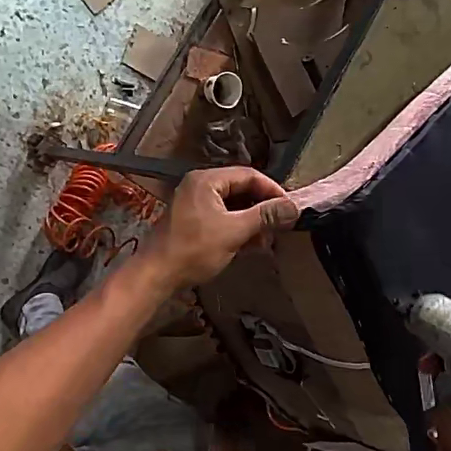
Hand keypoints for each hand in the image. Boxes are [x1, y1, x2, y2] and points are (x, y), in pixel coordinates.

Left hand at [138, 167, 298, 290]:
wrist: (157, 275)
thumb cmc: (194, 250)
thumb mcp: (234, 231)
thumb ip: (265, 216)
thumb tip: (293, 208)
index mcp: (207, 180)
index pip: (249, 175)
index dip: (273, 190)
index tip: (289, 208)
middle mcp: (200, 186)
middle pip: (242, 189)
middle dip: (263, 208)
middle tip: (282, 224)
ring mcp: (195, 204)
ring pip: (234, 206)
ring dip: (253, 221)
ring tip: (268, 239)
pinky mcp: (194, 221)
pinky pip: (223, 217)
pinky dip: (239, 228)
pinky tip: (252, 245)